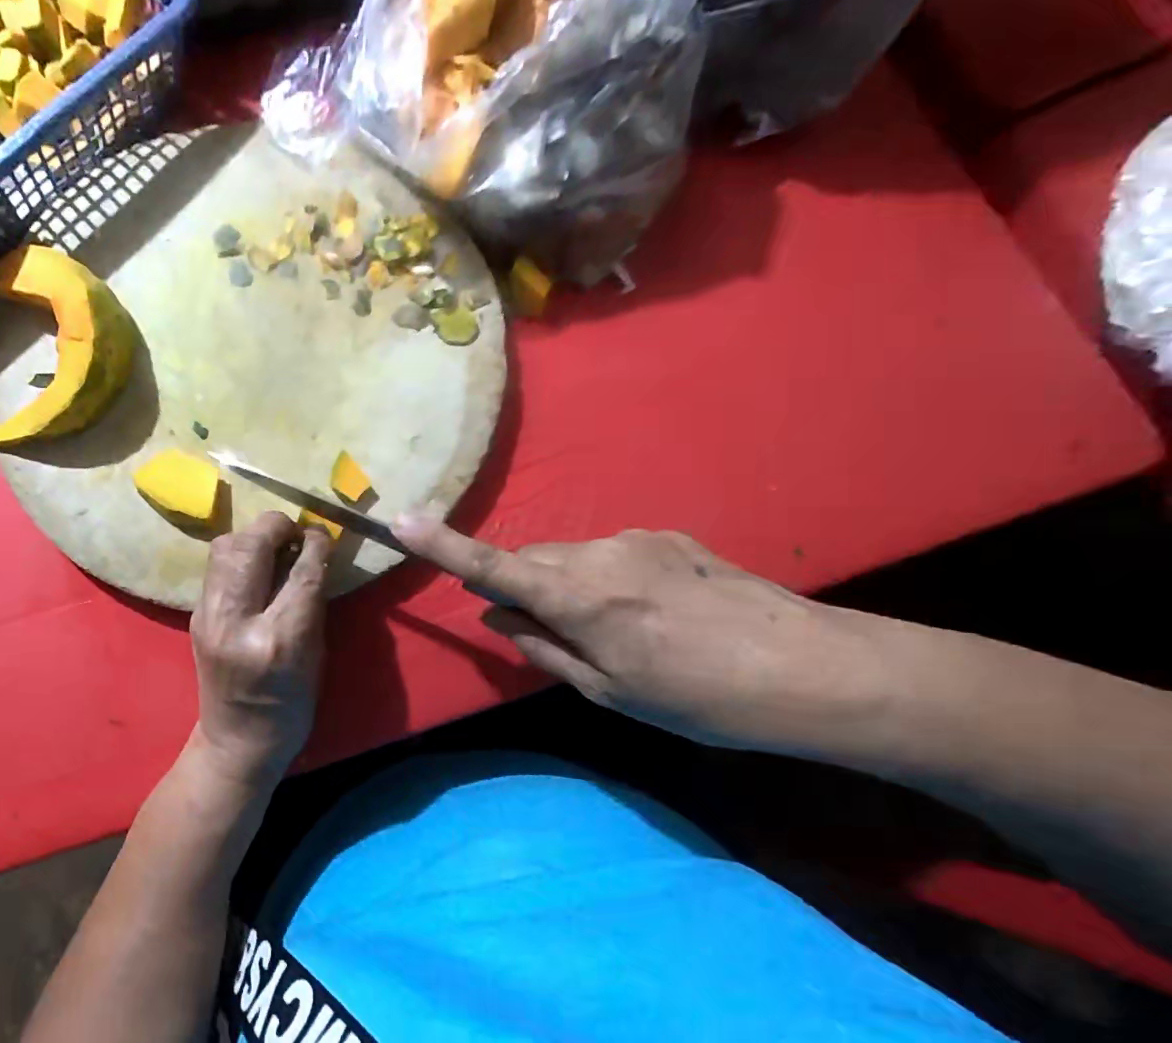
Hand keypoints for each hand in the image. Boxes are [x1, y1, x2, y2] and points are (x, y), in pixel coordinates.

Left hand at [189, 513, 333, 782]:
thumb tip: (313, 553)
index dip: (315, 543)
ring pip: (224, 548)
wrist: (237, 739)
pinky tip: (253, 566)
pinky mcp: (195, 614)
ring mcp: (208, 616)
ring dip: (252, 537)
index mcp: (278, 640)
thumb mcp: (317, 655)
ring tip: (273, 545)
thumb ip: (312, 602)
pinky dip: (237, 556)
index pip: (300, 573)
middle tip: (294, 530)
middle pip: (252, 547)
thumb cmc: (292, 706)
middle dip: (276, 526)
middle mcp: (236, 621)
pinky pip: (215, 567)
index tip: (322, 531)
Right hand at [393, 517, 891, 758]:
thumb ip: (543, 647)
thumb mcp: (611, 692)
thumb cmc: (704, 699)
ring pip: (568, 556)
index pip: (493, 567)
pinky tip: (651, 612)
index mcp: (580, 598)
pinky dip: (603, 577)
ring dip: (565, 584)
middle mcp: (599, 554)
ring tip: (616, 631)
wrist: (822, 671)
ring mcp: (637, 539)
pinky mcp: (668, 536)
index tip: (399, 521)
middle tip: (547, 633)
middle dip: (522, 584)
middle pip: (530, 558)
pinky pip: (609, 553)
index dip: (443, 546)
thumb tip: (496, 616)